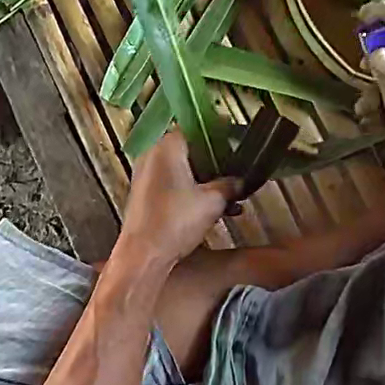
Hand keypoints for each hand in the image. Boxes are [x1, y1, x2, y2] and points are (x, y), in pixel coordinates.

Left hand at [115, 130, 238, 266]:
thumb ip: (230, 185)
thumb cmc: (175, 222)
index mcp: (167, 148)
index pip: (195, 128)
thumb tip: (241, 181)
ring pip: (184, 170)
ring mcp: (147, 176)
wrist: (143, 256)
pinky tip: (218, 210)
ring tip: (233, 197)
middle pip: (190, 150)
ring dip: (208, 181)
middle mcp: (153, 156)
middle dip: (216, 162)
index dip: (218, 132)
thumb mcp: (213, 201)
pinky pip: (175, 186)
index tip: (235, 138)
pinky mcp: (147, 196)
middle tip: (237, 169)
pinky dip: (194, 193)